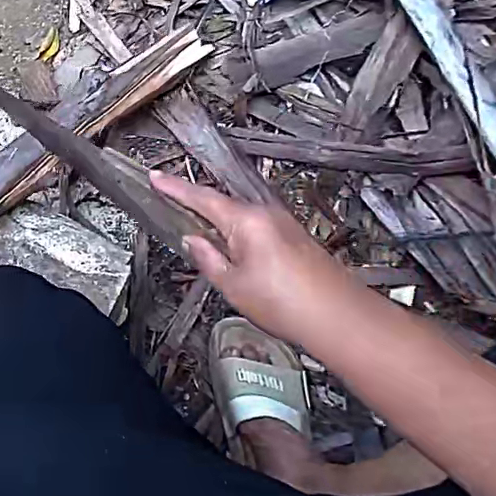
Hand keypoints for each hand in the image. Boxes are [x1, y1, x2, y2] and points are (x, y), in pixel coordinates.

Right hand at [151, 170, 357, 340]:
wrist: (340, 319)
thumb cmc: (289, 304)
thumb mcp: (232, 285)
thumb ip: (207, 258)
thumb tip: (194, 242)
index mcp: (246, 221)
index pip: (201, 197)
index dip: (174, 187)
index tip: (155, 176)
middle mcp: (265, 214)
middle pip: (220, 202)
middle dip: (195, 203)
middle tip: (170, 201)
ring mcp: (282, 222)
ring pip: (239, 214)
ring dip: (217, 219)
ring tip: (198, 232)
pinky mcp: (293, 235)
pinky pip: (255, 224)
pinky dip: (236, 230)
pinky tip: (230, 247)